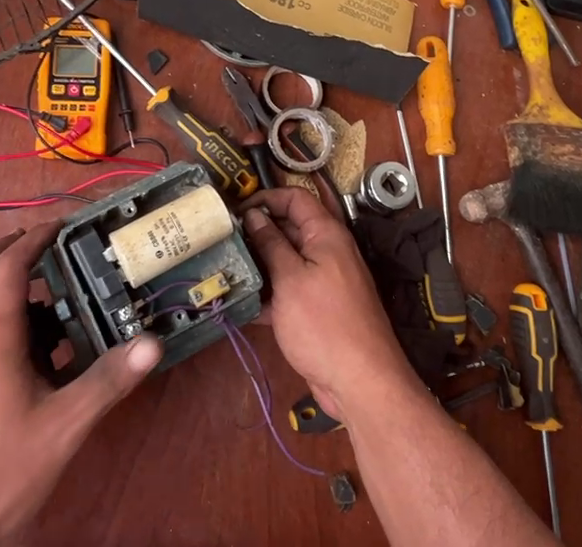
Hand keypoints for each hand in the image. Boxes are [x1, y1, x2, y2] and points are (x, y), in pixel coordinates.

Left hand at [0, 222, 162, 546]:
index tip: (61, 224)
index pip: (8, 267)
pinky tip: (36, 358)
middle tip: (46, 244)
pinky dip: (2, 326)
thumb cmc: (0, 470)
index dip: (33, 238)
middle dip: (9, 252)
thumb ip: (107, 381)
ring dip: (5, 290)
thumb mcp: (63, 426)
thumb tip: (151, 343)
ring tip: (51, 300)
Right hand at [240, 188, 417, 420]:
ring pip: (284, 261)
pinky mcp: (315, 308)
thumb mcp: (291, 279)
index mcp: (326, 235)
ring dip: (258, 264)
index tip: (235, 211)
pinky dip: (266, 293)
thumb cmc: (324, 324)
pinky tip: (239, 301)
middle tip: (221, 240)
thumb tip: (254, 215)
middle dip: (256, 232)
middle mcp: (326, 251)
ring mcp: (322, 281)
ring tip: (223, 268)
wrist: (360, 383)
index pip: (295, 198)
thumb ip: (271, 244)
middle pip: (288, 228)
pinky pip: (287, 290)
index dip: (265, 198)